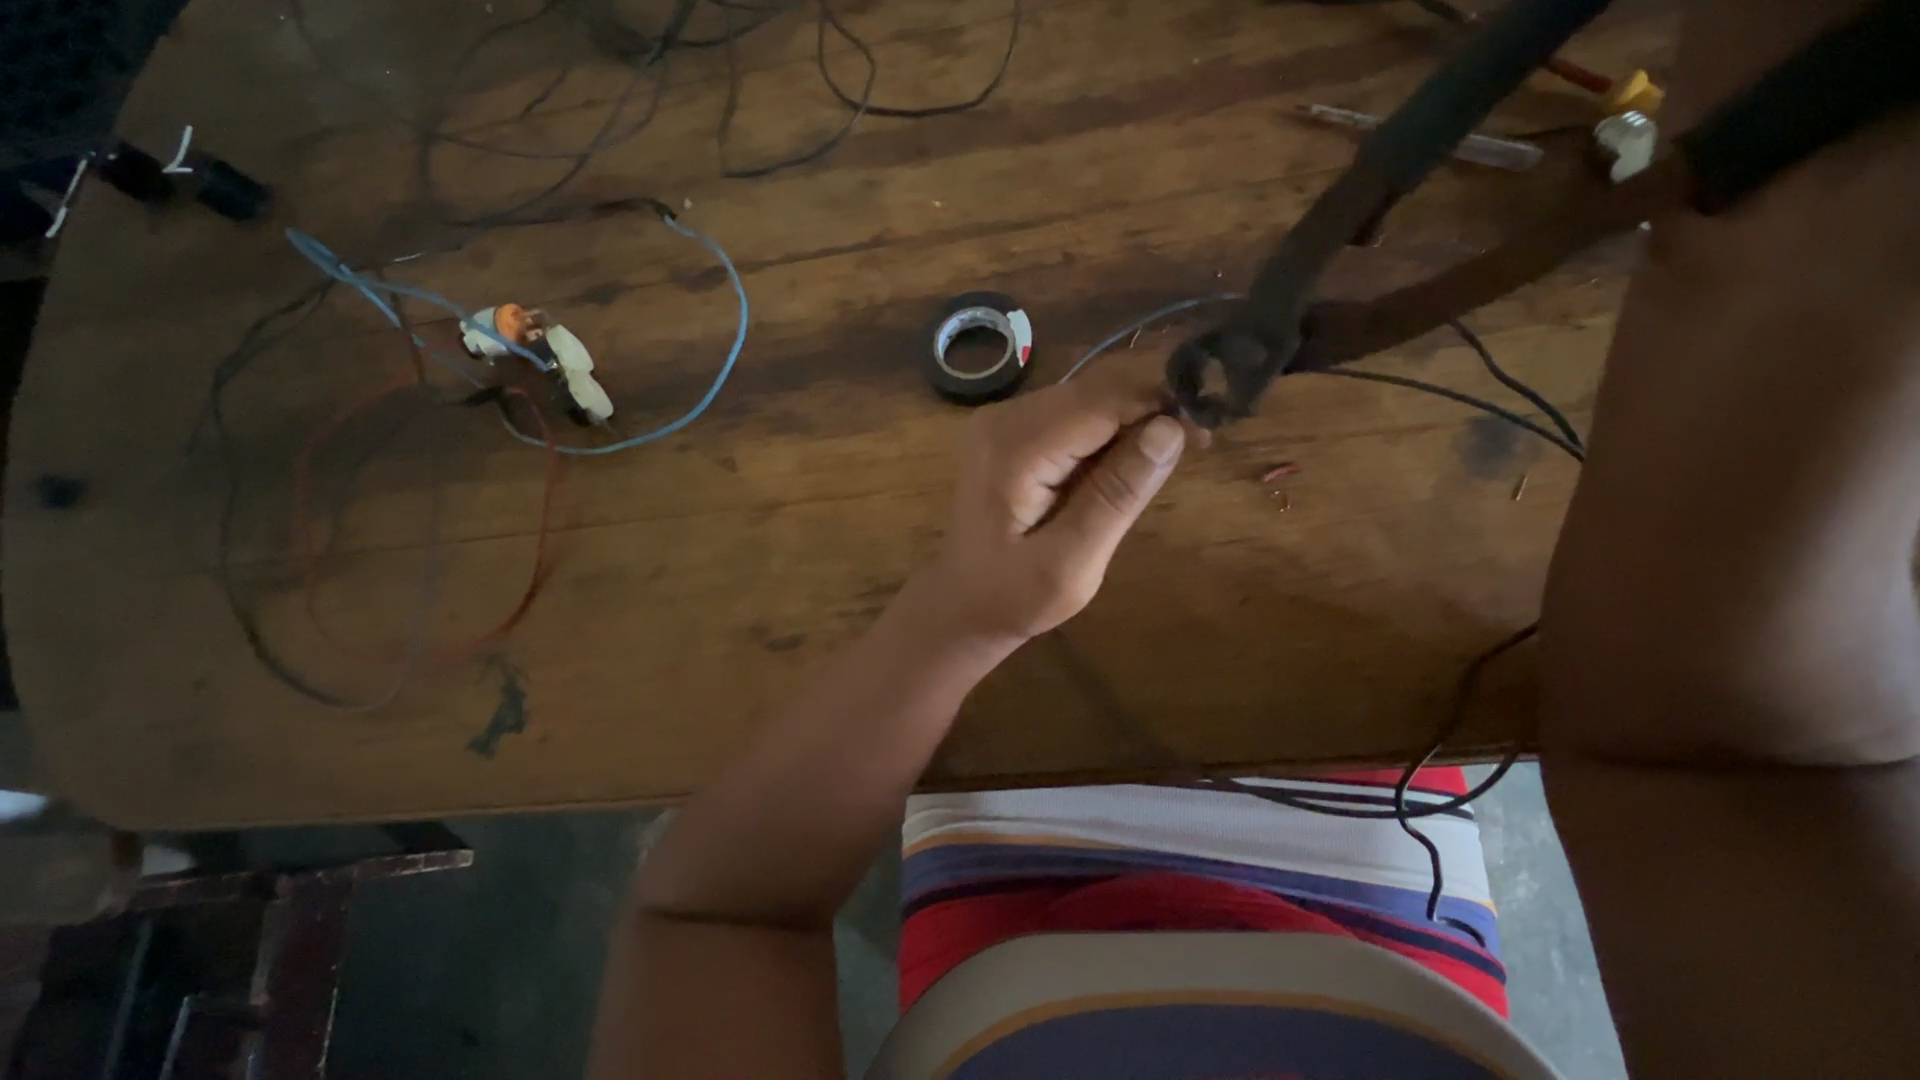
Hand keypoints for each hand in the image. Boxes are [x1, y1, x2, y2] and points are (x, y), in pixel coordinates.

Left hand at [911, 370, 1201, 647]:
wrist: (961, 604)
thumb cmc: (1013, 597)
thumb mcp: (1070, 563)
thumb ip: (1116, 495)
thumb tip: (1170, 428)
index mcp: (1015, 448)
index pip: (1103, 398)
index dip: (1159, 403)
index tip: (1205, 430)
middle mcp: (1006, 417)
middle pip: (1097, 387)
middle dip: (1151, 406)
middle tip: (1197, 443)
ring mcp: (1006, 420)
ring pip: (1090, 395)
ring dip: (1134, 417)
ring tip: (1168, 457)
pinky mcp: (1013, 430)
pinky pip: (1075, 413)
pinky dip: (1110, 430)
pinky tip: (1127, 463)